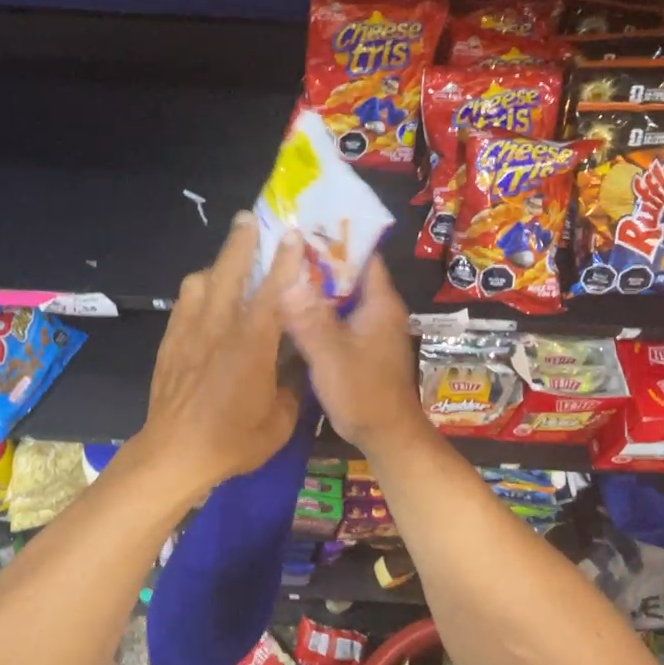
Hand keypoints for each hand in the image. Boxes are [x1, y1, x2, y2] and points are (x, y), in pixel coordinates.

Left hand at [133, 212, 304, 489]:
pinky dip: (196, 292)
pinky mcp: (169, 342)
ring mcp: (189, 332)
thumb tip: (297, 366)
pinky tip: (204, 298)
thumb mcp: (279, 421)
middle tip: (248, 219)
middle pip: (228, 271)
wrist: (174, 454)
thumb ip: (291, 386)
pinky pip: (183, 303)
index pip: (272, 290)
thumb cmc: (232, 440)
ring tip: (226, 264)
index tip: (291, 234)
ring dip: (215, 267)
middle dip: (240, 242)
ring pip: (199, 282)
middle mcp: (218, 326)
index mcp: (251, 343)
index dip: (284, 260)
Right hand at [280, 257, 432, 456]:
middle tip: (279, 248)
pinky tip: (288, 311)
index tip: (302, 226)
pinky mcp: (360, 347)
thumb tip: (286, 277)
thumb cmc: (364, 394)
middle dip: (316, 262)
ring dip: (314, 288)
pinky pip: (336, 318)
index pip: (361, 254)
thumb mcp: (331, 355)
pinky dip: (315, 311)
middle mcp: (378, 310)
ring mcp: (370, 329)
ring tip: (277, 273)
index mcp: (380, 303)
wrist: (386, 438)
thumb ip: (309, 318)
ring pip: (339, 297)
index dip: (334, 238)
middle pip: (347, 274)